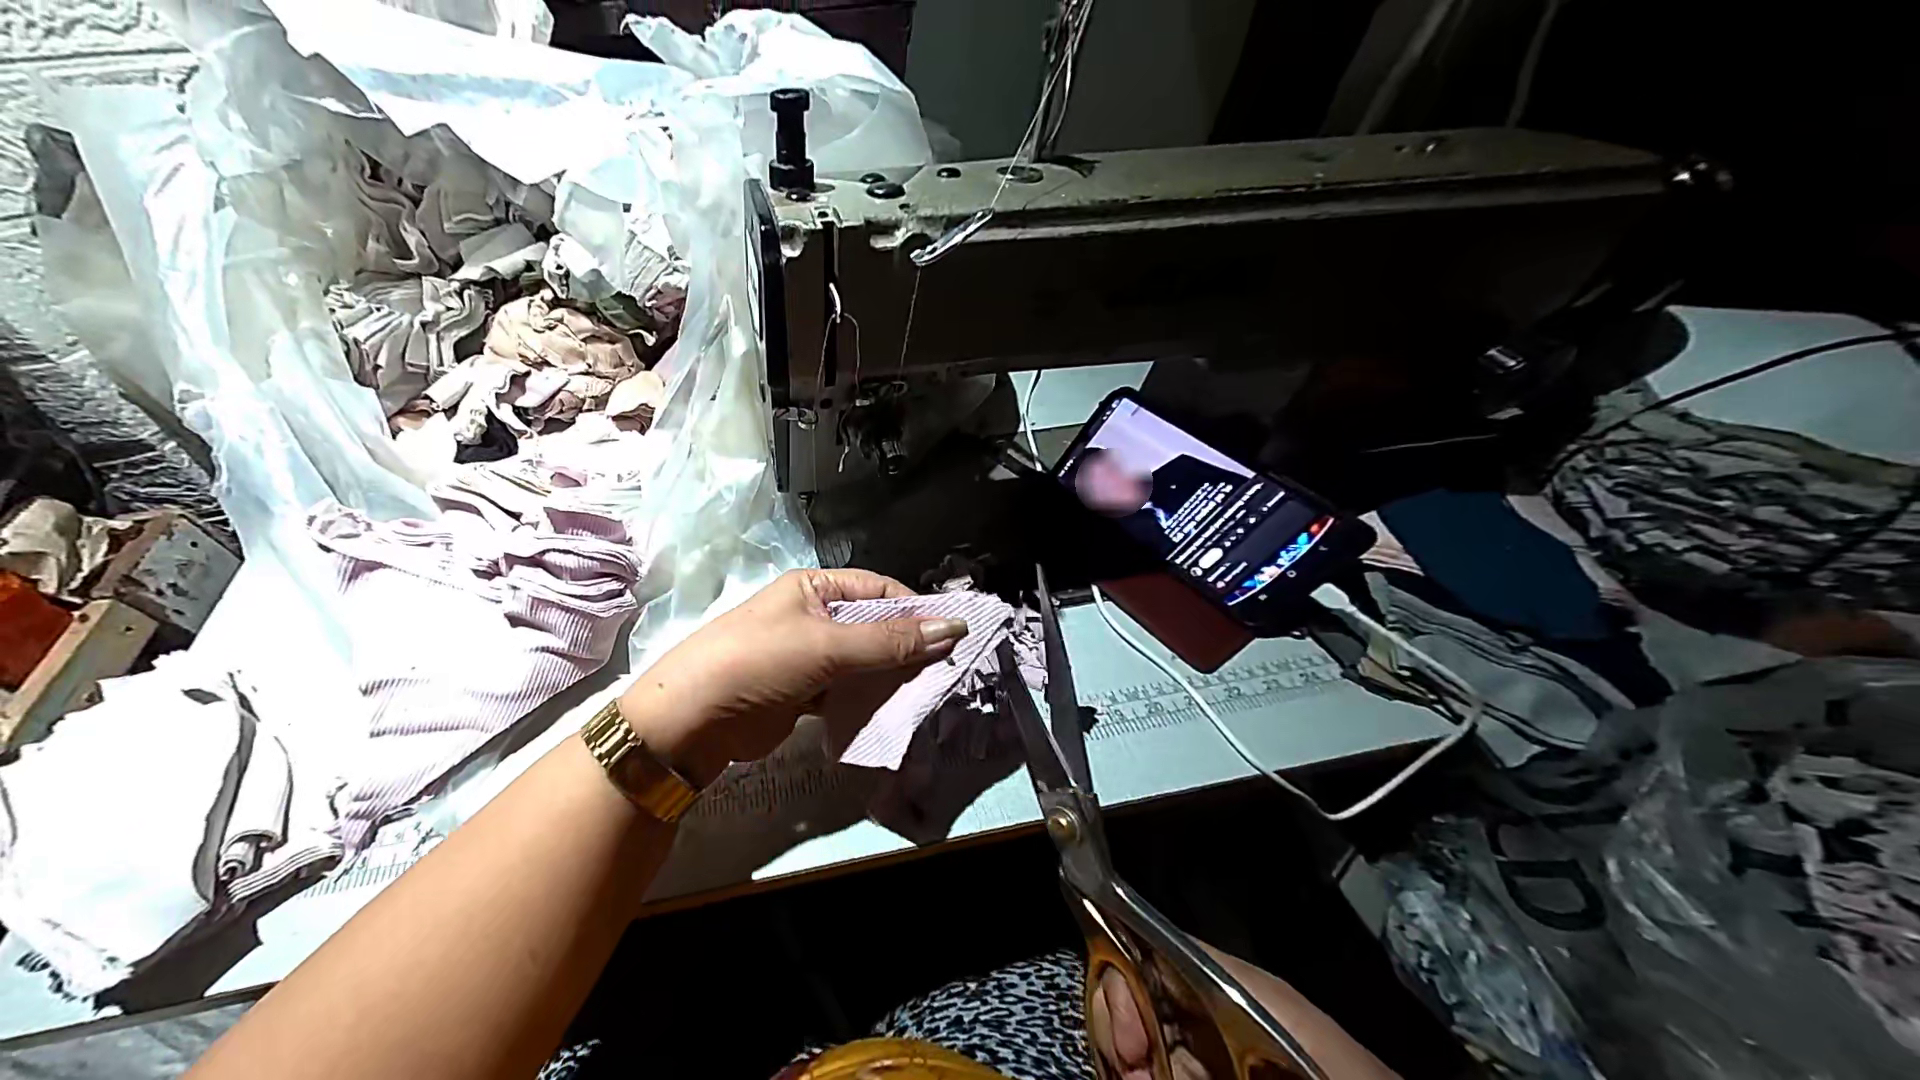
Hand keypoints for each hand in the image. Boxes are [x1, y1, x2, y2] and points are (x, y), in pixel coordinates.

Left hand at [614, 569, 969, 785]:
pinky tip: (889, 710)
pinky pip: (847, 689)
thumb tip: (953, 628)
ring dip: (888, 675)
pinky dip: (867, 698)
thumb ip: (891, 641)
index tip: (948, 636)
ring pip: (863, 660)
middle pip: (874, 625)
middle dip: (905, 646)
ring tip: (921, 692)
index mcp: (815, 588)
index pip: (879, 589)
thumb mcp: (828, 646)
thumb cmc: (759, 663)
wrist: (690, 723)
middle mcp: (813, 615)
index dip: (915, 609)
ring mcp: (808, 655)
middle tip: (941, 669)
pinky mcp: (804, 691)